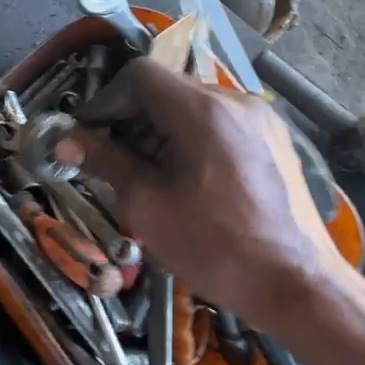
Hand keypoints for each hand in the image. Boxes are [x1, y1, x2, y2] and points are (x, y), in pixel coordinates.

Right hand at [62, 57, 347, 331]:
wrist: (301, 288)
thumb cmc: (217, 247)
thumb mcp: (147, 205)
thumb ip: (105, 162)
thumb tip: (64, 141)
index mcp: (203, 111)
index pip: (139, 76)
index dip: (105, 101)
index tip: (87, 137)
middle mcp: (235, 102)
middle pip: (165, 90)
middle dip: (129, 120)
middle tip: (109, 161)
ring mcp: (259, 120)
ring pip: (190, 106)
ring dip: (157, 131)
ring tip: (145, 175)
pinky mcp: (273, 141)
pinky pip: (217, 124)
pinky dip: (188, 139)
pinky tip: (182, 180)